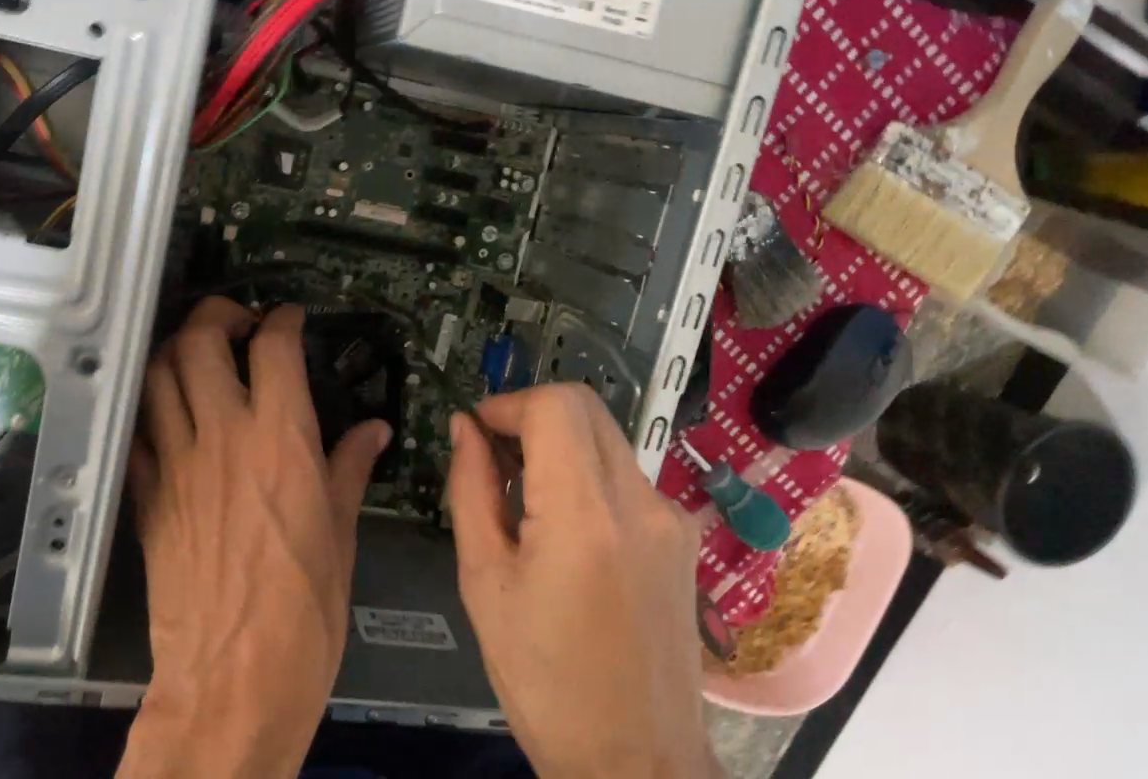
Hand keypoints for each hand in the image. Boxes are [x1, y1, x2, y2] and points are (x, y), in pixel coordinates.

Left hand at [118, 299, 390, 778]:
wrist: (234, 680)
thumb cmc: (304, 612)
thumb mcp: (340, 535)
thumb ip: (349, 469)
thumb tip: (372, 431)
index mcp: (282, 440)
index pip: (274, 347)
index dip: (282, 319)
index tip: (288, 319)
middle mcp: (224, 436)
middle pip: (200, 340)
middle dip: (217, 315)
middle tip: (237, 324)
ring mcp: (177, 463)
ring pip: (158, 374)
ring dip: (176, 349)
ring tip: (198, 355)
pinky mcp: (148, 496)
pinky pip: (137, 431)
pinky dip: (150, 407)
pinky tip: (167, 414)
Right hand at [448, 384, 716, 778]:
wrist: (636, 761)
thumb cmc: (544, 680)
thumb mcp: (485, 583)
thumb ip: (471, 490)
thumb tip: (464, 429)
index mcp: (585, 515)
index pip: (555, 406)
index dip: (507, 404)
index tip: (476, 432)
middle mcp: (640, 502)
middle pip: (585, 408)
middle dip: (532, 415)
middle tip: (495, 457)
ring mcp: (671, 519)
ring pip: (607, 439)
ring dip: (560, 445)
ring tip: (525, 502)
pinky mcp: (682, 538)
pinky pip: (627, 478)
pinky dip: (588, 477)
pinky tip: (566, 532)